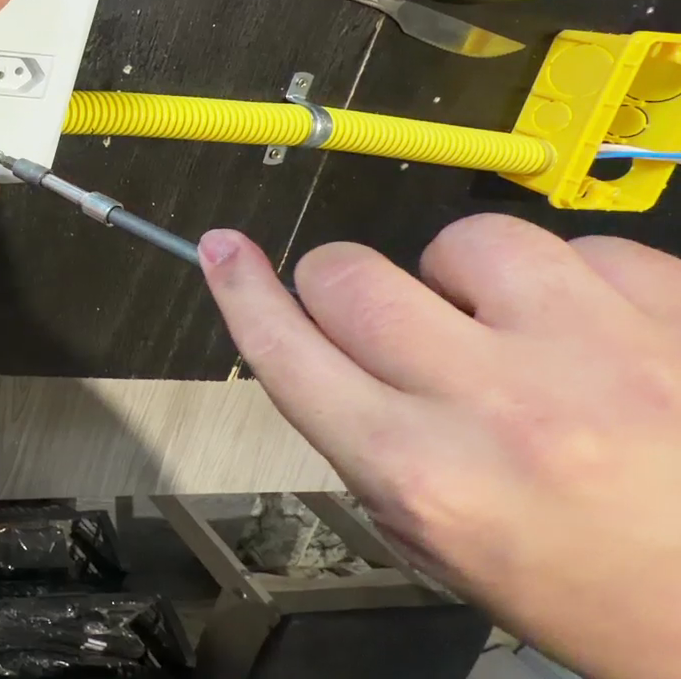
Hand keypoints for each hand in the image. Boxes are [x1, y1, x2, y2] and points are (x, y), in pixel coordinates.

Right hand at [200, 215, 680, 678]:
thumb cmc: (595, 592)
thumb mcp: (437, 538)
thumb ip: (358, 433)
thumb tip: (304, 333)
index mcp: (424, 474)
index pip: (285, 350)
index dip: (240, 289)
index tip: (222, 248)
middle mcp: (501, 410)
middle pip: (348, 277)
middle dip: (349, 290)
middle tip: (397, 324)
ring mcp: (609, 359)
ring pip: (465, 240)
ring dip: (469, 279)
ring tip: (515, 327)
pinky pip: (592, 248)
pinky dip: (582, 283)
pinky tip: (605, 333)